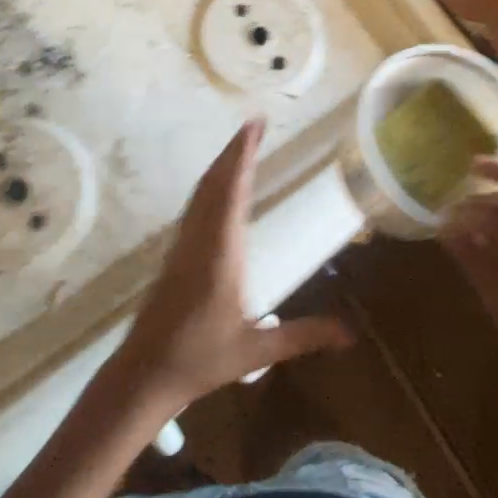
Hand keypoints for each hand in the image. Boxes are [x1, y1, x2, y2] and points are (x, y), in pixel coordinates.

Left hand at [112, 119, 352, 409]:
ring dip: (220, 166)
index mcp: (221, 253)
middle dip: (234, 151)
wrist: (145, 372)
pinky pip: (194, 207)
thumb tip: (352, 332)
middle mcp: (199, 239)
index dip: (243, 157)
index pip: (232, 192)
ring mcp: (182, 245)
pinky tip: (216, 190)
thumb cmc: (201, 360)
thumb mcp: (257, 352)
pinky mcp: (175, 255)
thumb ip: (304, 336)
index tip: (254, 127)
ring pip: (200, 193)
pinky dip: (209, 186)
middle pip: (215, 183)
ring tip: (239, 147)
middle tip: (254, 124)